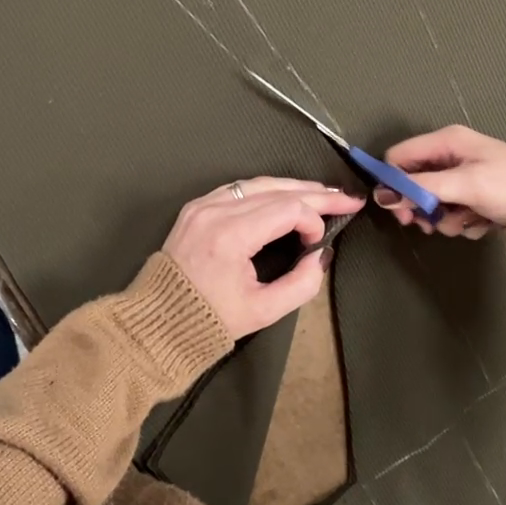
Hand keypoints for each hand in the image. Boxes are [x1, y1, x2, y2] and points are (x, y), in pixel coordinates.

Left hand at [163, 178, 364, 338]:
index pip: (287, 209)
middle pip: (276, 189)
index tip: (319, 243)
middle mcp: (216, 211)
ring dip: (292, 188)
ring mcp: (203, 205)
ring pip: (258, 183)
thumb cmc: (211, 318)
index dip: (313, 220)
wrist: (159, 320)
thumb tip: (322, 254)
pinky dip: (267, 190)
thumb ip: (302, 283)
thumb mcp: (264, 311)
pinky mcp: (196, 207)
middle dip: (315, 194)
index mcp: (231, 235)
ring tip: (323, 194)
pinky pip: (239, 188)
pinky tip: (286, 195)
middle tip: (346, 198)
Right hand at [376, 125, 505, 238]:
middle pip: (414, 182)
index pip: (399, 156)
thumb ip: (421, 188)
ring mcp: (463, 177)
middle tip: (426, 225)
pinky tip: (481, 223)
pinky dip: (462, 221)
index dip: (393, 183)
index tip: (399, 210)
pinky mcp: (474, 198)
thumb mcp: (463, 185)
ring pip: (433, 202)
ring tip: (465, 222)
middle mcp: (451, 156)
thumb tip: (381, 195)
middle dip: (421, 206)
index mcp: (447, 141)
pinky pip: (453, 211)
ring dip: (444, 218)